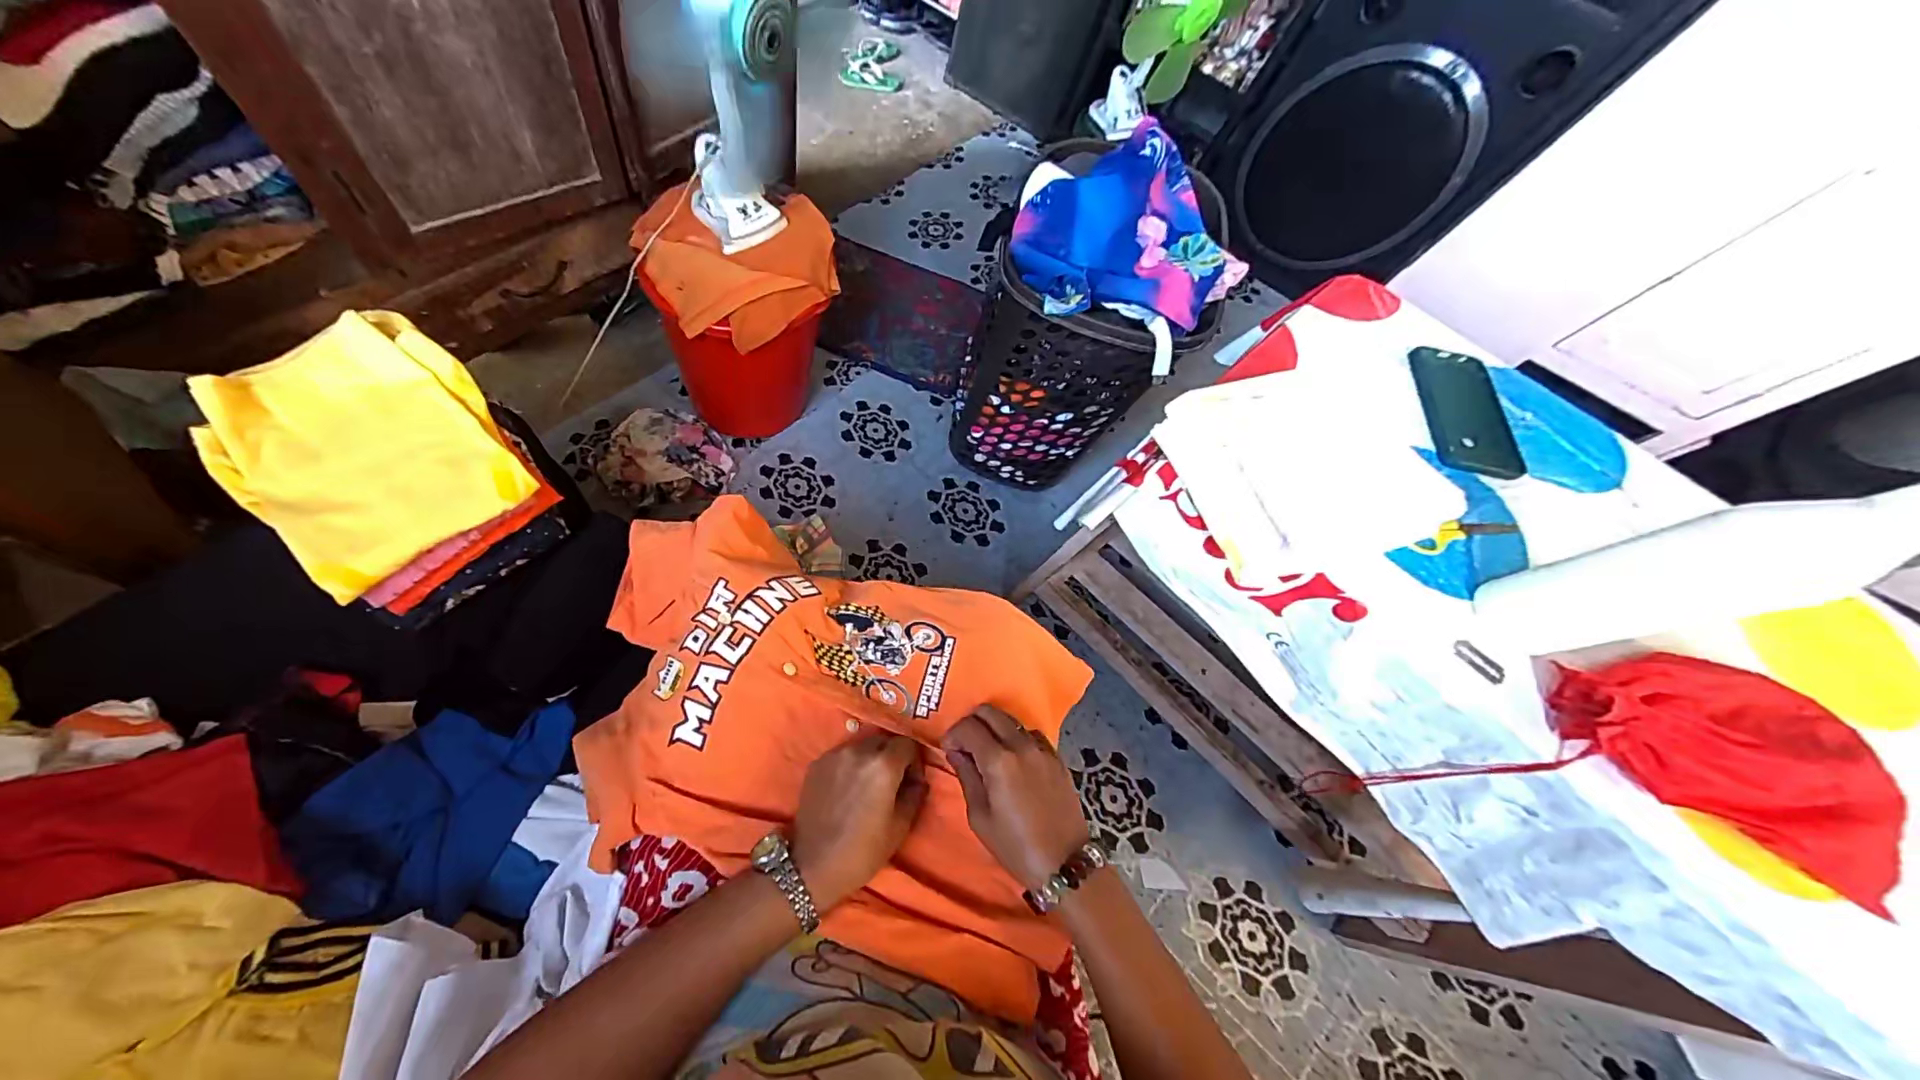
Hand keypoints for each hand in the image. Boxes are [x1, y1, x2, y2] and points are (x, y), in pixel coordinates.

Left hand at [790, 731, 928, 909]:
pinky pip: (842, 755)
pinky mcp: (816, 764)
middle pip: (884, 740)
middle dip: (892, 756)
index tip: (911, 781)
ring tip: (867, 786)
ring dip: (870, 758)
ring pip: (861, 745)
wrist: (812, 866)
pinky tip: (847, 788)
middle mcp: (858, 751)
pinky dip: (850, 764)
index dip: (914, 761)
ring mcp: (834, 755)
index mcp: (883, 765)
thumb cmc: (863, 851)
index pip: (907, 743)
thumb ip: (915, 794)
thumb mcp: (900, 827)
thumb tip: (917, 779)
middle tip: (891, 782)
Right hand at [943, 706, 1092, 892]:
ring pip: (1011, 720)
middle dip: (972, 722)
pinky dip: (1015, 737)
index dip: (953, 734)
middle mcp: (1021, 745)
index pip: (968, 727)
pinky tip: (1013, 758)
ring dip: (994, 727)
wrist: (1064, 862)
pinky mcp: (1057, 758)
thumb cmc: (1015, 846)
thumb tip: (956, 752)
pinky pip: (1031, 734)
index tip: (948, 749)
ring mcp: (1042, 749)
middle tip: (964, 744)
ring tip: (987, 751)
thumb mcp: (979, 816)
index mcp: (998, 760)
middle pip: (990, 712)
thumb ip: (967, 776)